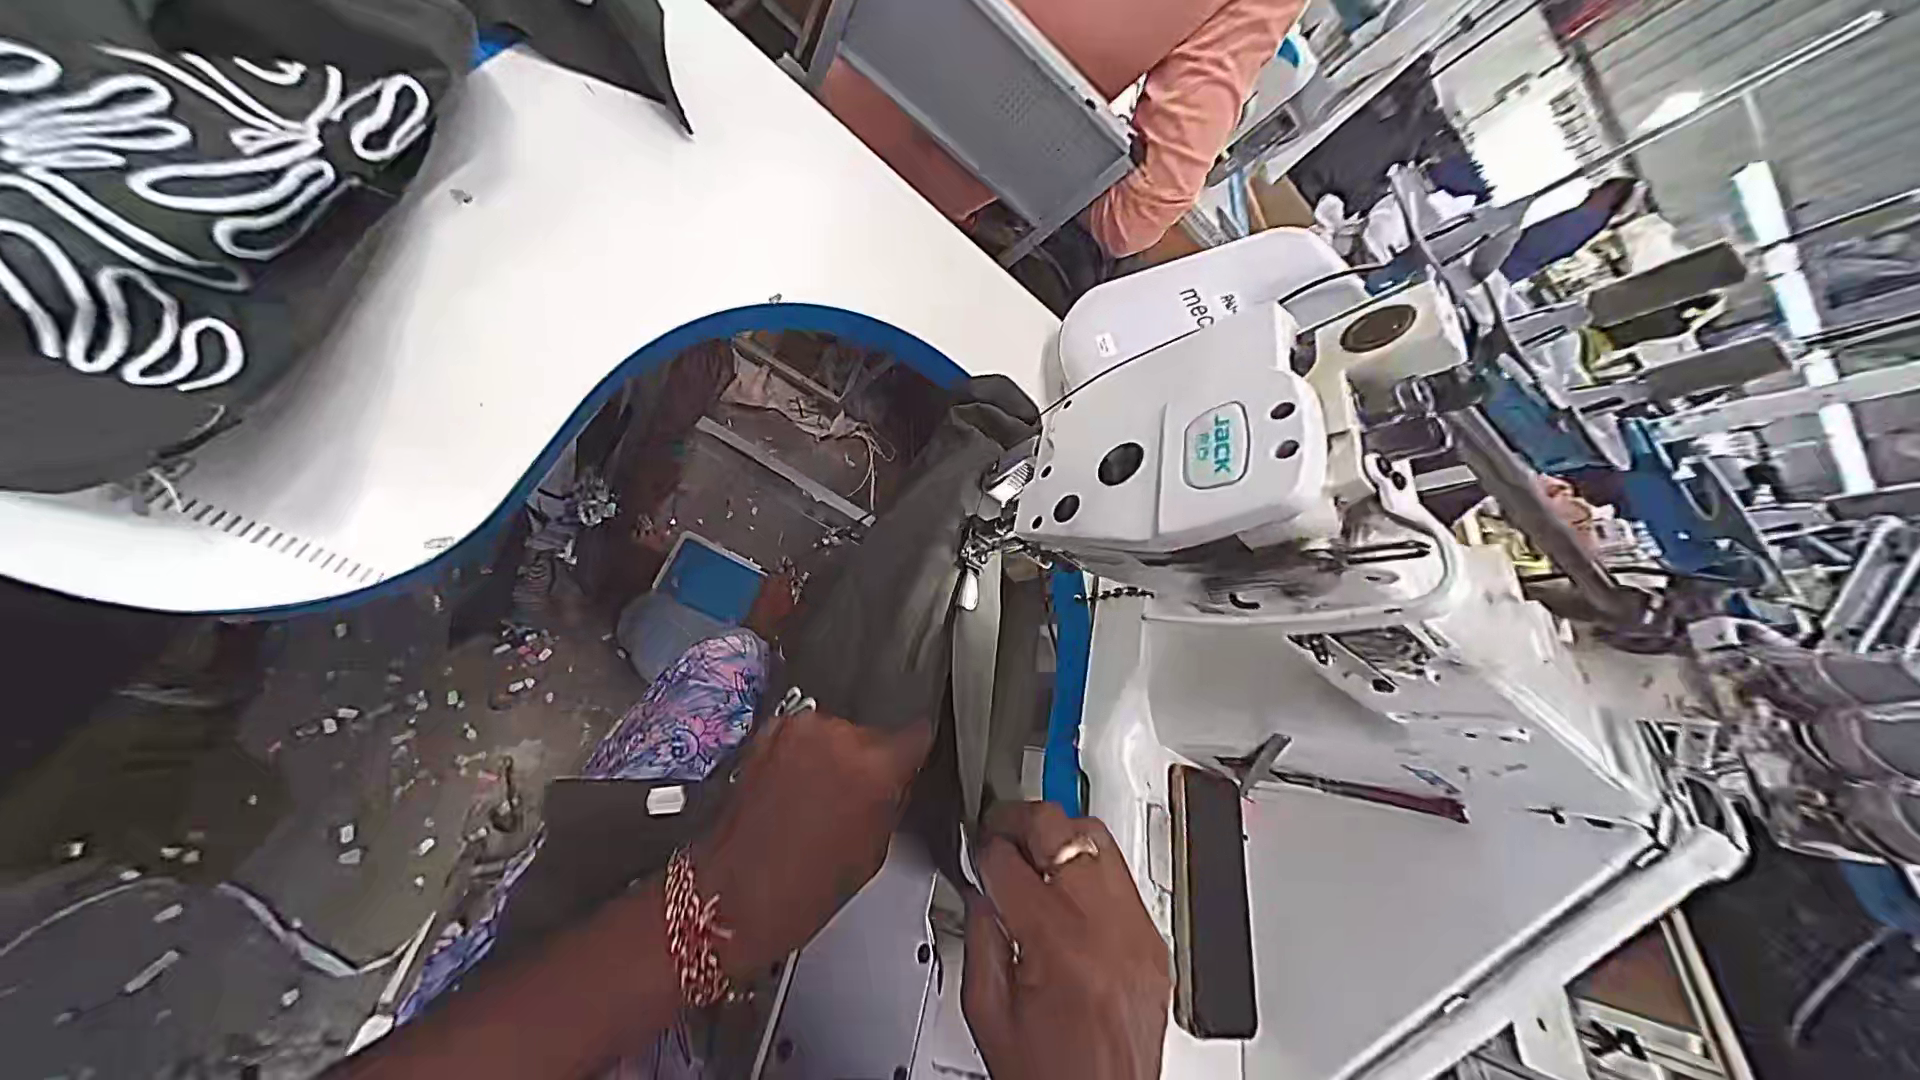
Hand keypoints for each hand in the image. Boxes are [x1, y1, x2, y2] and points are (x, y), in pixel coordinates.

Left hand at [693, 709, 931, 974]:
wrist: (732, 894)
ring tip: (821, 792)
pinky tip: (797, 785)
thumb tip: (899, 774)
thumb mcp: (875, 848)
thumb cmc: (804, 886)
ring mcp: (802, 727)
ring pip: (839, 732)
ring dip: (836, 753)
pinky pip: (806, 733)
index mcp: (877, 765)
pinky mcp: (771, 729)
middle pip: (874, 733)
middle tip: (858, 793)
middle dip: (871, 758)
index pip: (918, 733)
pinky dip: (806, 752)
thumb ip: (893, 796)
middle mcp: (840, 735)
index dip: (916, 750)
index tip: (913, 757)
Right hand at [963, 801, 1170, 1079]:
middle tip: (1001, 829)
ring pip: (1095, 835)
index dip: (984, 848)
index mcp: (1057, 946)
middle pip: (1057, 829)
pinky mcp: (1154, 939)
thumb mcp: (988, 1010)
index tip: (978, 849)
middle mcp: (1104, 928)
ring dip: (1058, 833)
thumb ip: (978, 935)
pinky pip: (1121, 872)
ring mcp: (1135, 930)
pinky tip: (1068, 879)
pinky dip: (1089, 863)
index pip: (1010, 861)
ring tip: (1035, 846)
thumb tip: (979, 884)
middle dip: (1018, 819)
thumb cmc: (1050, 1077)